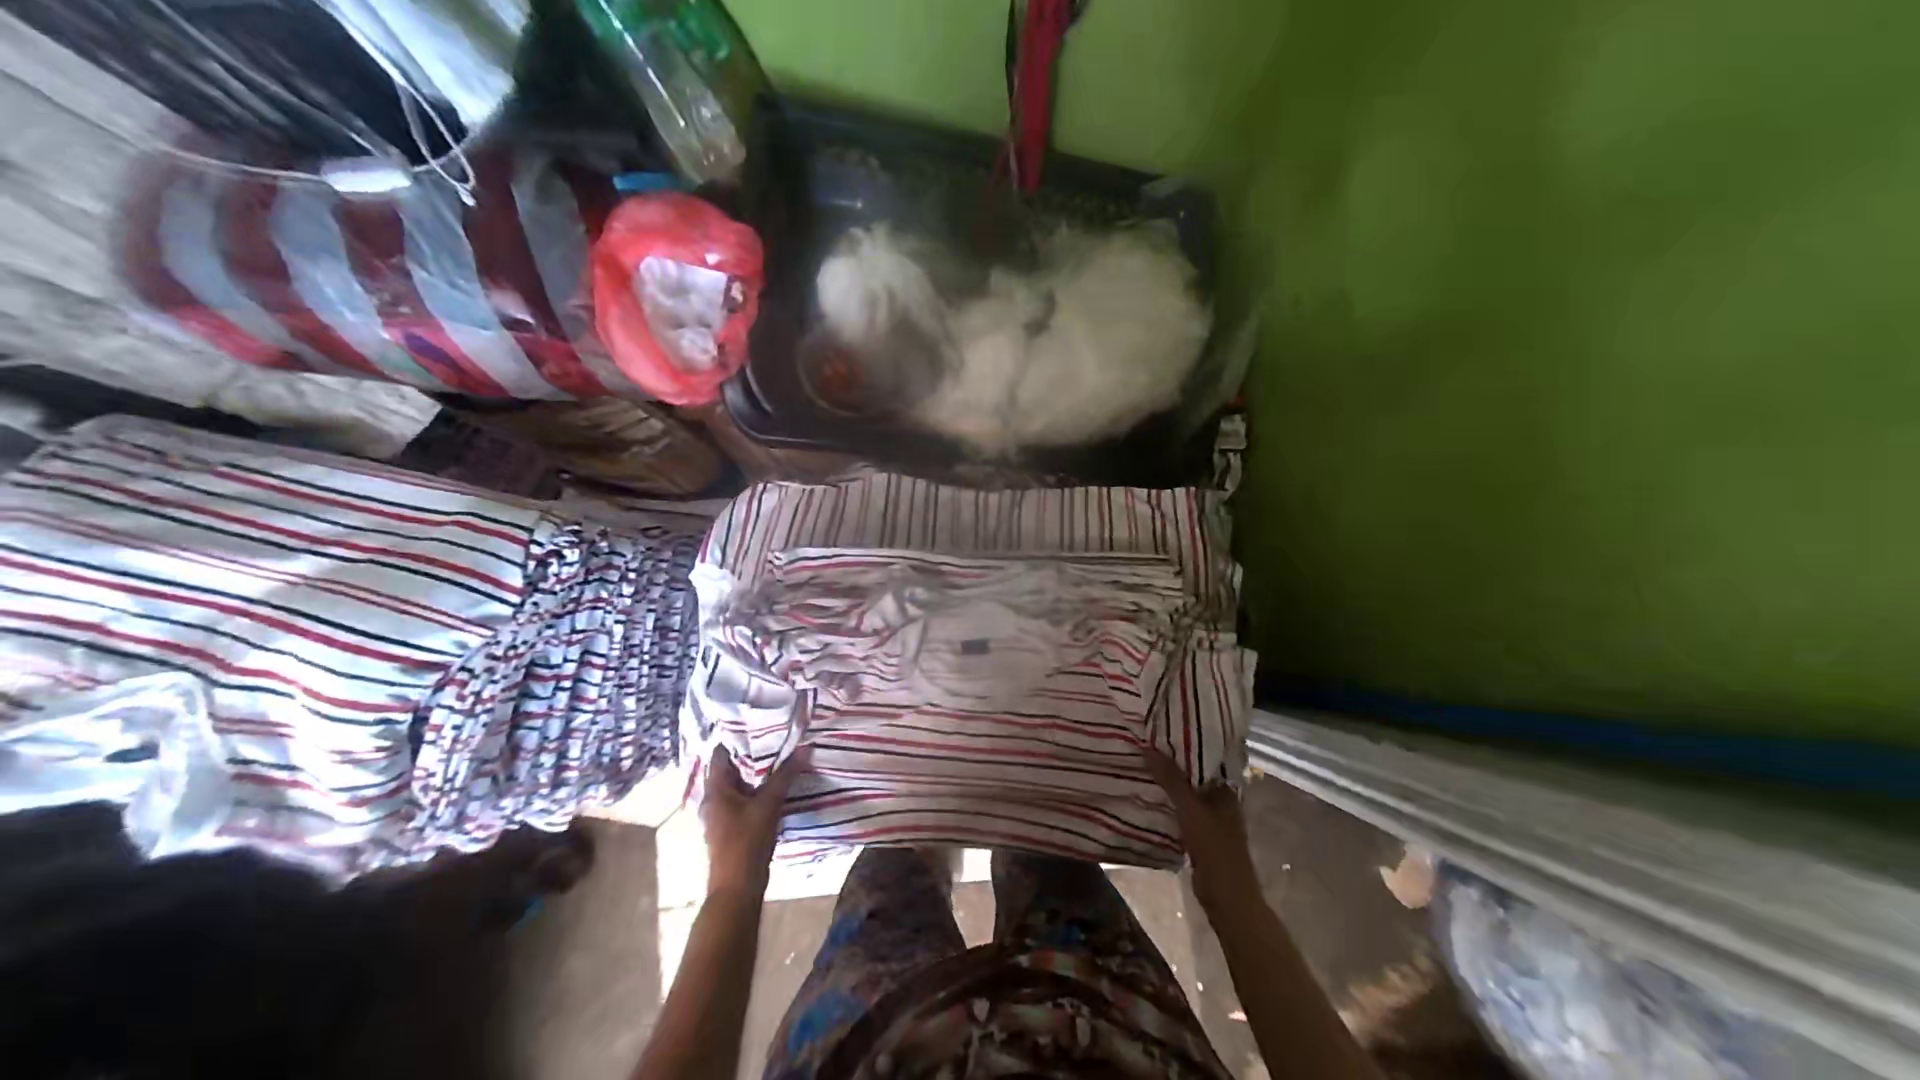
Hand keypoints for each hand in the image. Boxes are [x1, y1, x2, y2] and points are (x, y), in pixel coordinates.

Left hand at [701, 747, 805, 898]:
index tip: (761, 726)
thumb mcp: (769, 805)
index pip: (722, 752)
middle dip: (751, 755)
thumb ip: (785, 775)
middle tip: (776, 739)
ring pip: (737, 786)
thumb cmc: (747, 842)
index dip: (739, 737)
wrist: (737, 889)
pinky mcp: (730, 827)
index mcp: (715, 789)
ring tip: (779, 759)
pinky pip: (741, 800)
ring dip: (755, 775)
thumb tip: (805, 748)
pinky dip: (755, 791)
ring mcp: (720, 815)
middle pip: (729, 769)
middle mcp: (712, 799)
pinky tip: (774, 789)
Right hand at [1144, 748, 1258, 911]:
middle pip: (1195, 777)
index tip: (1162, 733)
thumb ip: (1171, 779)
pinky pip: (1181, 813)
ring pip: (1187, 795)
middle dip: (1173, 765)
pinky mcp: (1200, 836)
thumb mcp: (1190, 809)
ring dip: (1169, 785)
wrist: (1226, 895)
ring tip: (1143, 767)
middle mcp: (1221, 801)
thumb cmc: (1214, 846)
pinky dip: (1168, 805)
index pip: (1206, 759)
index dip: (1186, 746)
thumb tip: (1148, 748)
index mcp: (1226, 790)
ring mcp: (1212, 820)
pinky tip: (1149, 798)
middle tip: (1146, 747)